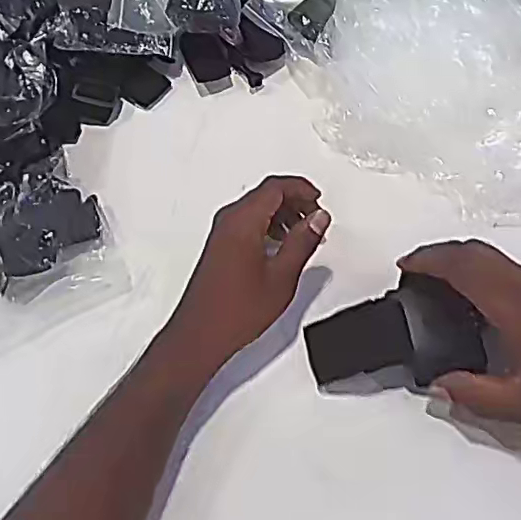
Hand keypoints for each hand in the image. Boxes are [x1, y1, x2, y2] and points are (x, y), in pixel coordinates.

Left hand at [163, 175, 331, 370]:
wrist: (202, 332)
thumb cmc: (234, 310)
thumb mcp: (282, 275)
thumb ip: (303, 241)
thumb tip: (318, 219)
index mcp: (243, 220)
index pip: (275, 187)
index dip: (301, 188)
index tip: (317, 197)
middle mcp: (229, 219)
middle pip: (266, 194)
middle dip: (294, 200)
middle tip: (315, 215)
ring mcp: (222, 231)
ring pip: (257, 207)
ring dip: (283, 214)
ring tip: (304, 233)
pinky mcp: (221, 243)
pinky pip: (248, 221)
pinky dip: (269, 225)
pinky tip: (283, 245)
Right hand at [399, 240, 520, 443]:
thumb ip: (475, 394)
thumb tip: (440, 387)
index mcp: (510, 303)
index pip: (458, 265)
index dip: (426, 260)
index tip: (405, 265)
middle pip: (470, 250)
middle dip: (436, 253)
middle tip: (415, 267)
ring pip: (486, 253)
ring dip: (457, 256)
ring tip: (438, 275)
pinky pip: (501, 262)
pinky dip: (476, 264)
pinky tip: (474, 290)